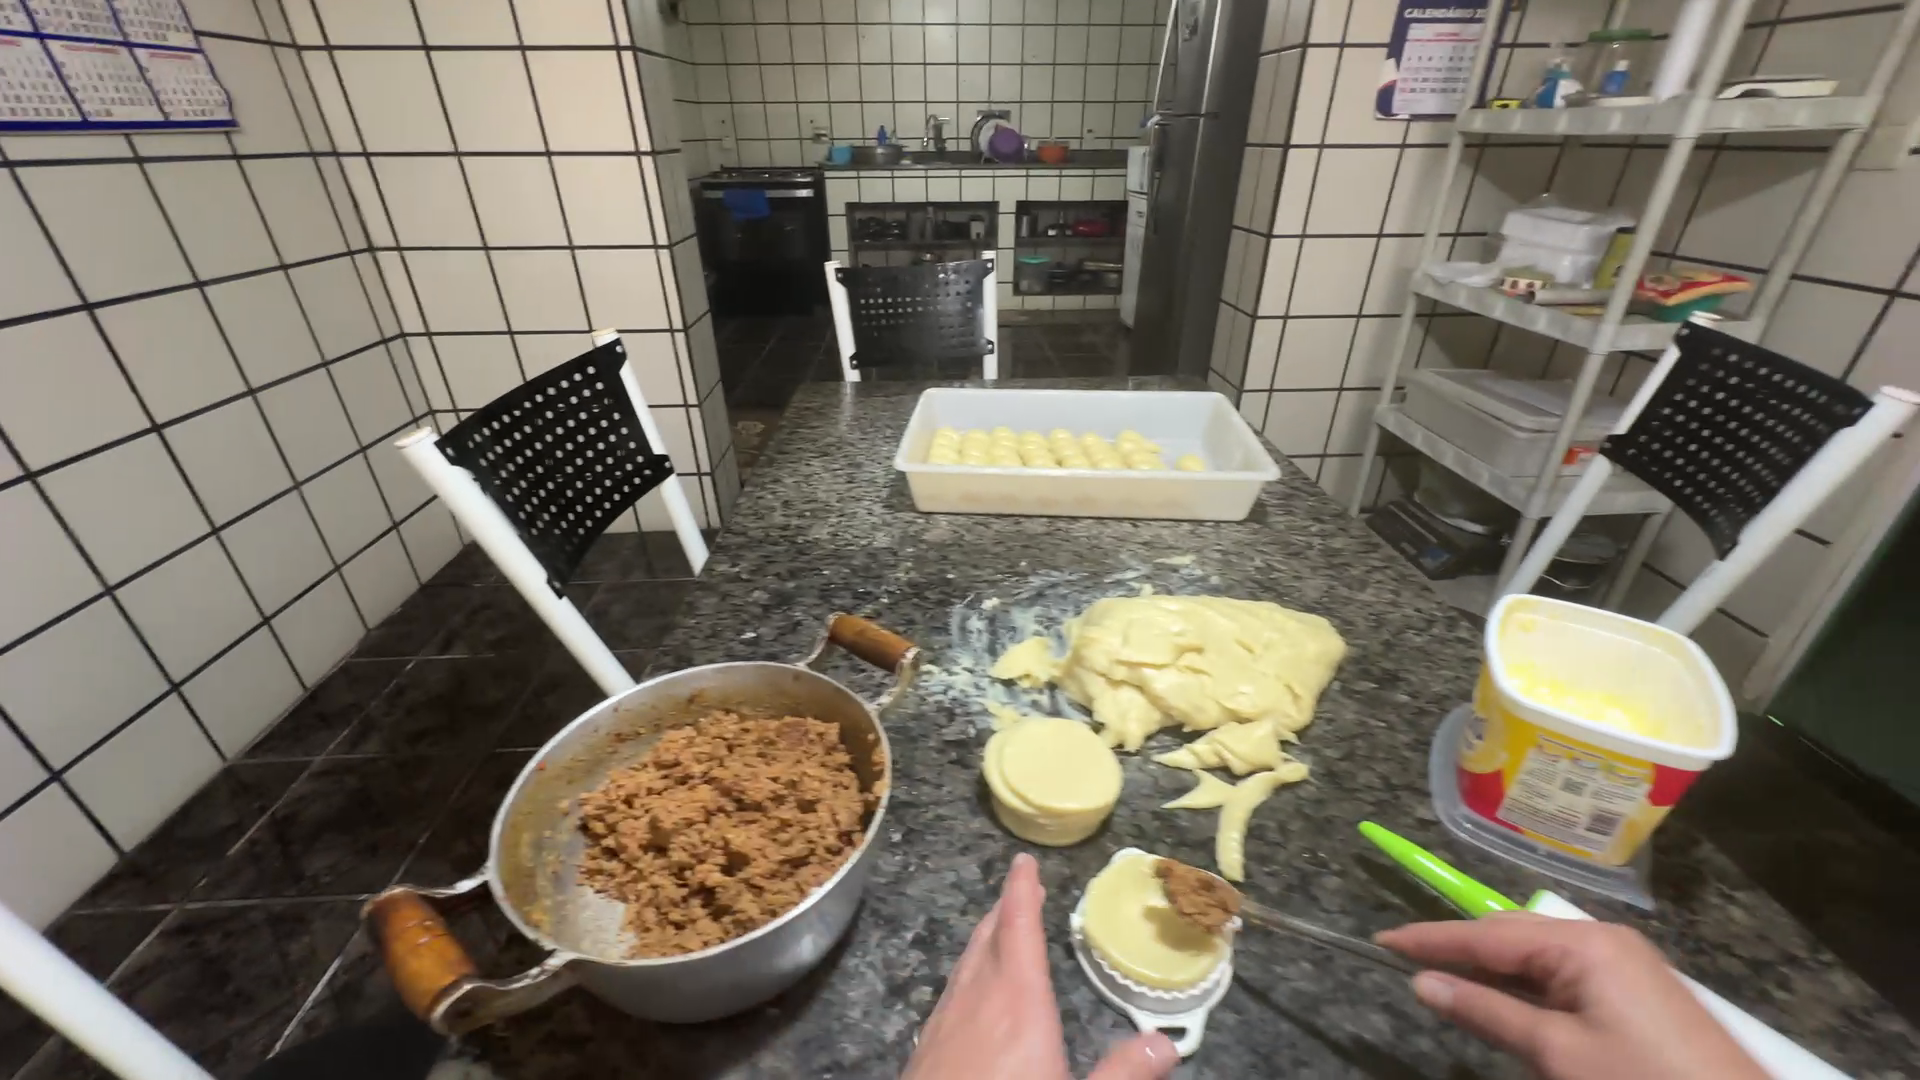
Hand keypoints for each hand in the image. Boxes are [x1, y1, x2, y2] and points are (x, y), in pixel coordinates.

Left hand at [903, 853, 1176, 1079]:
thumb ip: (1120, 1072)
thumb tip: (1165, 1042)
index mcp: (1018, 1000)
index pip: (1018, 926)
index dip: (1021, 889)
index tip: (1023, 860)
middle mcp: (978, 996)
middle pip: (990, 935)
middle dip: (1007, 908)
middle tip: (1023, 889)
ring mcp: (946, 1018)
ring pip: (967, 960)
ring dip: (986, 936)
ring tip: (1001, 928)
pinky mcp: (927, 1043)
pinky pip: (952, 989)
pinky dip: (969, 970)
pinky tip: (973, 989)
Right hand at [1376, 912, 1767, 1079]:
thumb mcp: (1558, 1054)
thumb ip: (1485, 1011)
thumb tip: (1421, 983)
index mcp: (1583, 943)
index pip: (1486, 934)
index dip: (1430, 938)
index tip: (1382, 939)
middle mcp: (1602, 939)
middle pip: (1509, 934)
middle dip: (1460, 950)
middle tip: (1412, 966)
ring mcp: (1625, 964)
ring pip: (1535, 954)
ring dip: (1492, 970)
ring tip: (1448, 984)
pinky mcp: (1639, 993)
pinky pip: (1562, 974)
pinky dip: (1526, 986)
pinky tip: (1506, 1002)